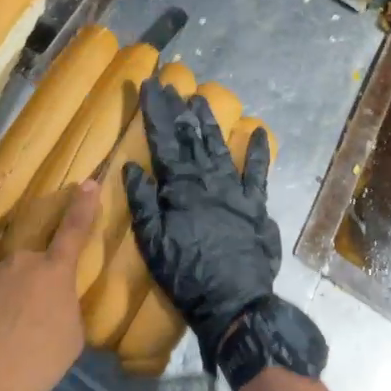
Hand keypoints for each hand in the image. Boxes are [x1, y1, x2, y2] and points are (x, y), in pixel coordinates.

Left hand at [0, 180, 99, 390]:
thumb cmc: (36, 360)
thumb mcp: (71, 338)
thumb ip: (66, 308)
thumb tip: (55, 302)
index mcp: (55, 271)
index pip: (74, 230)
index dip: (83, 206)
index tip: (89, 182)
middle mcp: (23, 261)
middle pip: (37, 267)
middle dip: (38, 287)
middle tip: (36, 323)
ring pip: (10, 281)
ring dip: (12, 300)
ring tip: (8, 338)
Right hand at [124, 82, 279, 372]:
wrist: (235, 306)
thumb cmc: (187, 277)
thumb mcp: (153, 244)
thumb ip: (143, 204)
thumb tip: (131, 167)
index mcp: (181, 189)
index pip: (164, 141)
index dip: (156, 112)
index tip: (149, 85)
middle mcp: (208, 182)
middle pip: (190, 138)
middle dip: (178, 109)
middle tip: (170, 84)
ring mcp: (235, 192)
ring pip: (219, 148)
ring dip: (209, 123)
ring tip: (200, 99)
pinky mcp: (256, 207)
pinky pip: (258, 175)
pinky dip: (259, 154)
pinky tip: (259, 132)